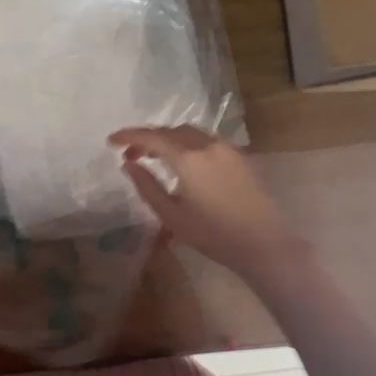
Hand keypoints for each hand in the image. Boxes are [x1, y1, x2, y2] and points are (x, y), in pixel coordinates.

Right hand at [109, 126, 303, 274]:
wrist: (264, 244)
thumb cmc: (213, 234)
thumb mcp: (172, 215)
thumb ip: (147, 186)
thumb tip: (129, 165)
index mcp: (188, 158)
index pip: (151, 137)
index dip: (128, 136)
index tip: (111, 141)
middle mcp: (207, 145)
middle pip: (170, 131)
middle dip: (148, 138)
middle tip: (131, 154)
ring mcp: (227, 148)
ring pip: (190, 133)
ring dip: (168, 139)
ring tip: (155, 156)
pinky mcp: (240, 157)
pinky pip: (206, 141)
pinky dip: (187, 144)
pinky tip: (183, 163)